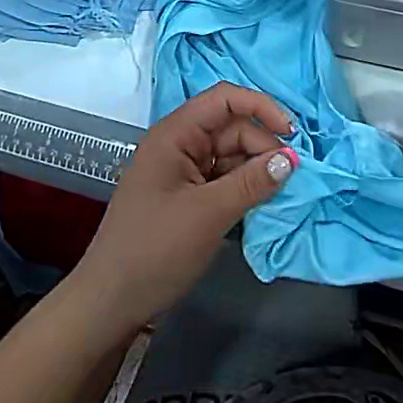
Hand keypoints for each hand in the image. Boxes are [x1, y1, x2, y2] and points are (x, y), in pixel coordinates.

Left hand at [69, 82, 297, 332]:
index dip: (261, 107)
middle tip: (289, 178)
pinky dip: (245, 185)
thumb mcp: (208, 214)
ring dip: (257, 167)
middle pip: (233, 127)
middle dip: (263, 145)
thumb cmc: (154, 250)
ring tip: (280, 191)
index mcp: (176, 133)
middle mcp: (180, 143)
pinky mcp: (188, 195)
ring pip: (232, 153)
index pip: (225, 99)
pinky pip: (225, 177)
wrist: (110, 304)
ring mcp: (183, 169)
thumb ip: (252, 182)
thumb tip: (291, 158)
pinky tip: (262, 202)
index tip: (292, 134)